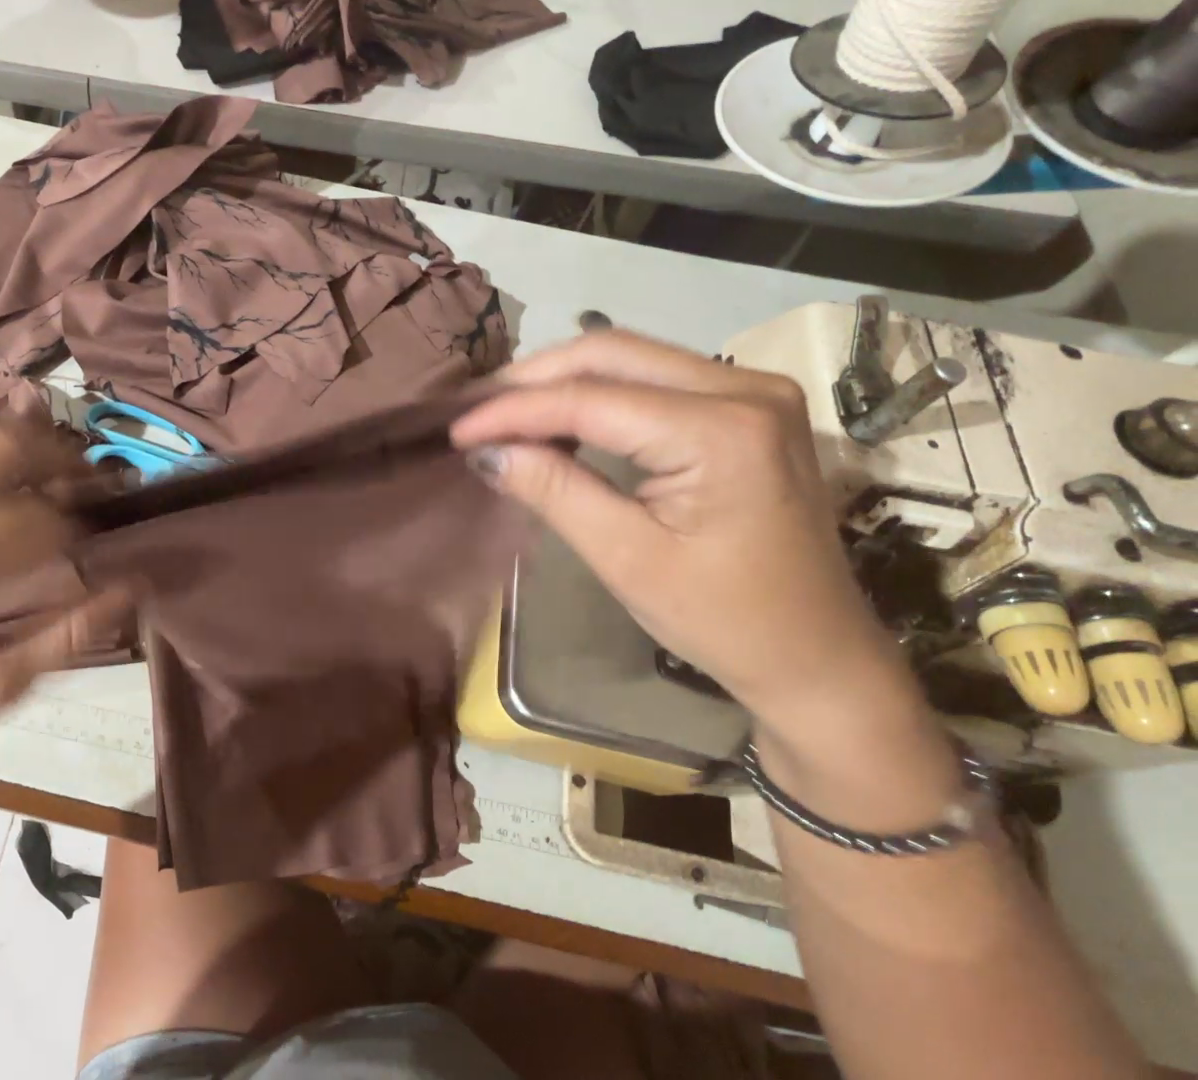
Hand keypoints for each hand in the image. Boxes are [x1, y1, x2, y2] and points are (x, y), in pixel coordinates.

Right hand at [451, 331, 914, 721]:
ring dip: (564, 382)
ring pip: (634, 358)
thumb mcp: (626, 559)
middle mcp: (746, 387)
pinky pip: (658, 379)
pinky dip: (601, 394)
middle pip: (613, 353)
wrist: (814, 653)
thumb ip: (555, 491)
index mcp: (721, 430)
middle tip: (474, 414)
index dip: (513, 410)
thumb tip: (486, 451)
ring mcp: (755, 390)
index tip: (456, 432)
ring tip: (504, 416)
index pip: (590, 399)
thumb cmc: (721, 619)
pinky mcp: (751, 406)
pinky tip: (561, 421)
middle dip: (533, 380)